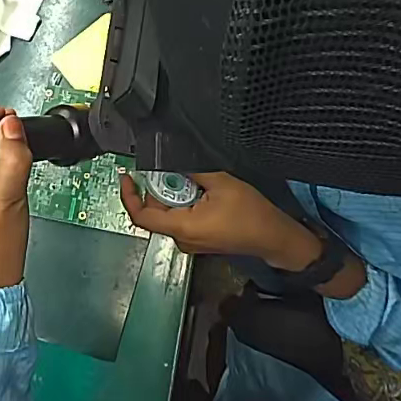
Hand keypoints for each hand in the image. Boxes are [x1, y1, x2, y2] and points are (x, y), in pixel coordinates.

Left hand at [119, 171, 323, 271]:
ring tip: (190, 178)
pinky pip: (180, 217)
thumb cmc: (251, 215)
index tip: (127, 177)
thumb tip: (172, 160)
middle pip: (155, 211)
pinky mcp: (199, 238)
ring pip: (168, 213)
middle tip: (171, 168)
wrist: (273, 237)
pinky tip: (198, 189)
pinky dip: (182, 201)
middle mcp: (181, 238)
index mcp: (182, 227)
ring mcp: (190, 241)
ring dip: (172, 193)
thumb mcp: (221, 183)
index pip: (141, 216)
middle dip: (157, 187)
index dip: (129, 196)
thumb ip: (192, 170)